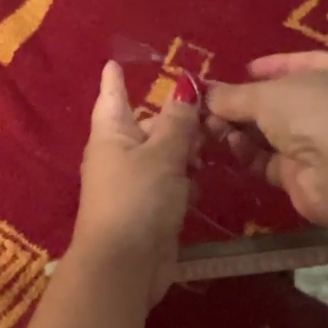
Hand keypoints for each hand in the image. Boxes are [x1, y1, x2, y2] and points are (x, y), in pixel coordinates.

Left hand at [71, 61, 199, 304]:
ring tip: (216, 145)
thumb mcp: (162, 155)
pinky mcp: (147, 209)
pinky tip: (205, 182)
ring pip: (161, 155)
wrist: (124, 265)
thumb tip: (184, 87)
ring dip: (185, 151)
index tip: (114, 61)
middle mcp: (117, 153)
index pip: (113, 96)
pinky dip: (185, 180)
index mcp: (110, 132)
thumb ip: (177, 123)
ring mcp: (131, 183)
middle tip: (210, 113)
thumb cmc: (137, 199)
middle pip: (145, 125)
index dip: (116, 79)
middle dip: (172, 119)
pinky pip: (168, 184)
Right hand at [204, 51, 327, 225]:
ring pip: (268, 132)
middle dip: (241, 103)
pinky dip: (248, 153)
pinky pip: (267, 159)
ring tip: (211, 126)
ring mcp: (317, 142)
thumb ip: (229, 95)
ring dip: (238, 129)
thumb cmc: (312, 113)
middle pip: (276, 101)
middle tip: (208, 105)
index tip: (240, 71)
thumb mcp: (262, 94)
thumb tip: (202, 94)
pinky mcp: (303, 174)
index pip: (298, 64)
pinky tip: (231, 146)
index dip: (269, 66)